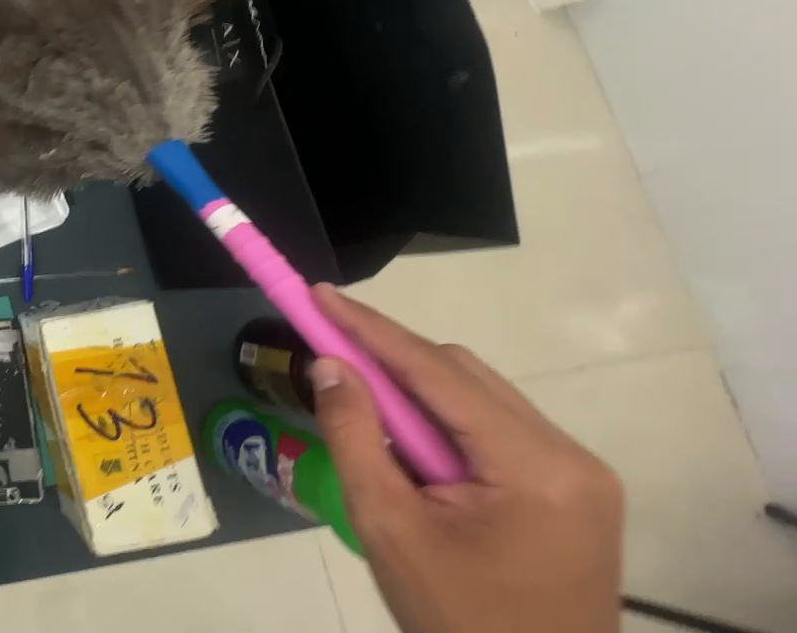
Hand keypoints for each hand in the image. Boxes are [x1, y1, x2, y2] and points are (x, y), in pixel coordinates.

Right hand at [309, 285, 622, 632]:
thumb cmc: (454, 613)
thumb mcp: (386, 523)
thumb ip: (353, 433)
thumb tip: (329, 364)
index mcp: (535, 466)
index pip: (436, 371)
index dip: (370, 327)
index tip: (318, 293)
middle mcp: (569, 456)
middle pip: (461, 374)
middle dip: (389, 357)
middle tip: (325, 348)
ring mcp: (577, 474)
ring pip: (475, 395)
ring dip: (412, 389)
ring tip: (358, 399)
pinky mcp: (570, 491)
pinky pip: (491, 426)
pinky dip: (438, 419)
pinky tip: (403, 439)